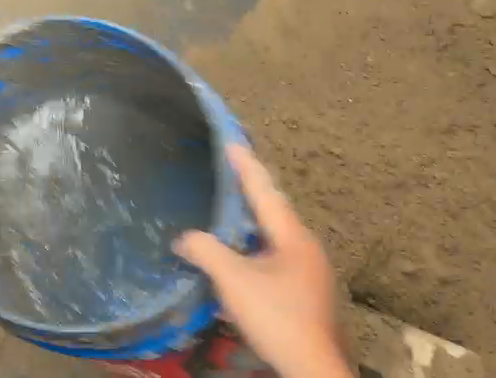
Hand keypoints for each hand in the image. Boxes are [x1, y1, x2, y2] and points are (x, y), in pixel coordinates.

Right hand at [174, 146, 349, 377]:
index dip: (244, 164)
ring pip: (273, 231)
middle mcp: (305, 247)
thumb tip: (183, 237)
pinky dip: (252, 237)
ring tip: (225, 203)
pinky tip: (237, 245)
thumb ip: (204, 248)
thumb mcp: (232, 279)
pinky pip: (273, 249)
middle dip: (248, 187)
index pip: (263, 190)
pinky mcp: (304, 289)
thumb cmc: (275, 316)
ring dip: (249, 215)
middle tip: (225, 167)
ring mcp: (308, 270)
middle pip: (272, 208)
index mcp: (292, 237)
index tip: (230, 140)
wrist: (313, 370)